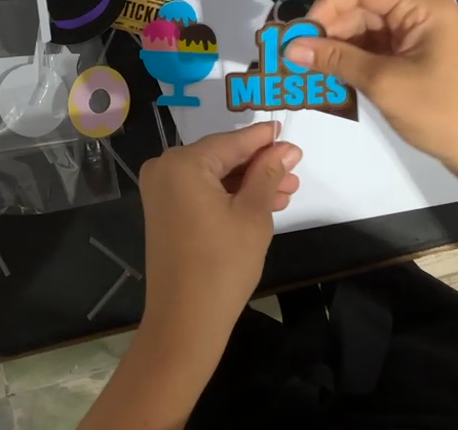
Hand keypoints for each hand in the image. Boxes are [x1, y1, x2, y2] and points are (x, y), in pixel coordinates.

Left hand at [136, 122, 300, 343]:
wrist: (185, 322)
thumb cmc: (222, 265)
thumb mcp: (253, 215)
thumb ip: (268, 175)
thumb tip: (285, 148)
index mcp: (182, 163)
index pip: (231, 142)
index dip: (263, 140)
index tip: (289, 135)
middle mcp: (165, 168)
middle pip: (221, 157)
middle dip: (259, 165)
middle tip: (295, 170)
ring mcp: (161, 191)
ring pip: (214, 176)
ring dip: (248, 183)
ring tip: (287, 191)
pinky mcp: (165, 211)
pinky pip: (202, 192)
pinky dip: (230, 196)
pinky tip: (263, 204)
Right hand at [287, 0, 457, 175]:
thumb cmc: (442, 112)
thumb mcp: (384, 83)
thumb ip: (336, 59)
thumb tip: (291, 48)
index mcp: (424, 6)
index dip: (328, 6)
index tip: (300, 32)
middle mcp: (424, 13)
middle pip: (365, 9)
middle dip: (330, 30)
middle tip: (297, 54)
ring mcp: (423, 36)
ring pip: (369, 30)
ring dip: (340, 47)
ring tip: (308, 67)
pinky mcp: (421, 58)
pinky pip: (380, 49)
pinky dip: (356, 60)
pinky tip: (333, 75)